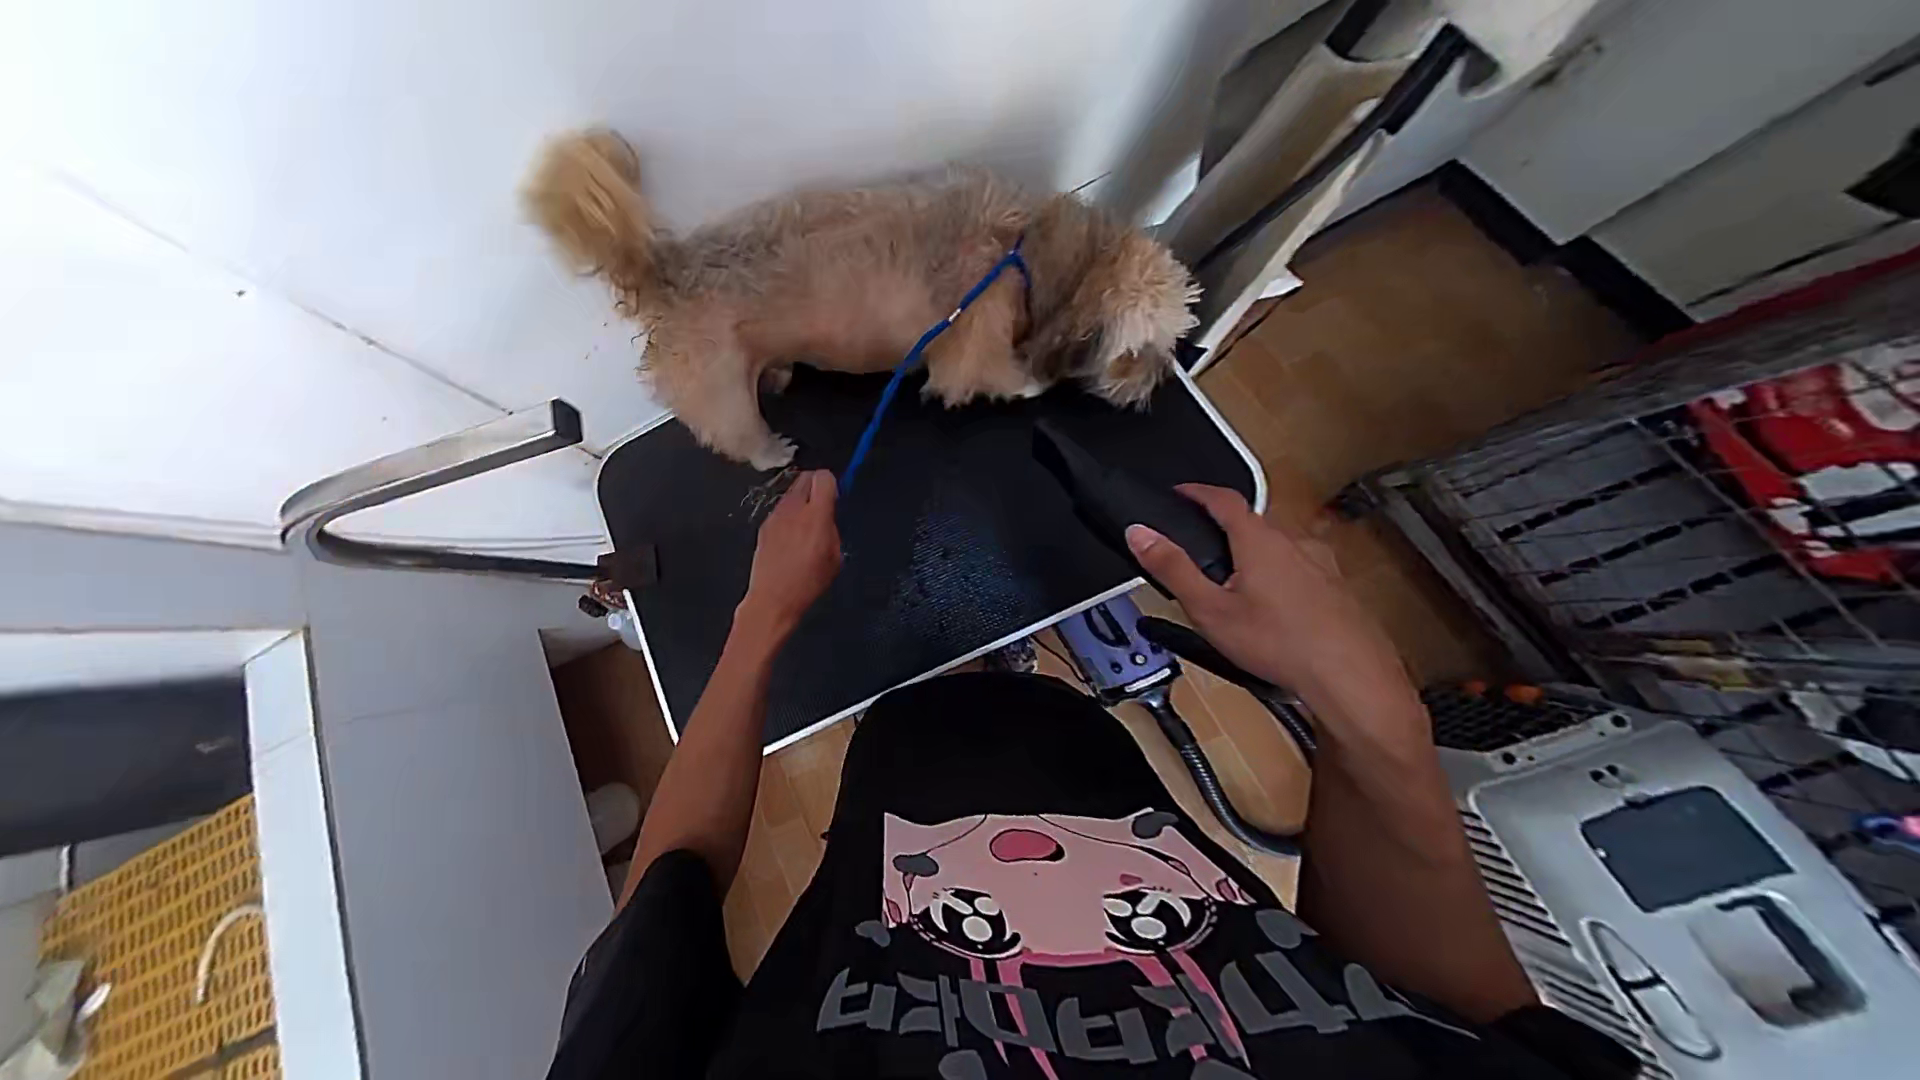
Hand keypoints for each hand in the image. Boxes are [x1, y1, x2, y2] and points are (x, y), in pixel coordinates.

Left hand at [735, 470, 842, 644]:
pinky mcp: (764, 525)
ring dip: (802, 499)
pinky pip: (780, 509)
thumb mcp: (835, 559)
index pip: (824, 478)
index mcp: (816, 517)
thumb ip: (833, 530)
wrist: (772, 599)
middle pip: (806, 477)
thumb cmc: (807, 584)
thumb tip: (829, 518)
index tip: (836, 494)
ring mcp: (776, 516)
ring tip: (807, 523)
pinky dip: (789, 514)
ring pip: (791, 492)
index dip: (833, 483)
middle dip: (816, 485)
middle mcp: (794, 511)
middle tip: (823, 503)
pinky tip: (791, 536)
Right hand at [1125, 485, 1416, 728]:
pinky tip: (1271, 610)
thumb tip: (1140, 533)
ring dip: (1253, 554)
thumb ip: (1171, 567)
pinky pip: (1300, 568)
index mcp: (1260, 540)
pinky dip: (1279, 576)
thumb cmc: (1282, 644)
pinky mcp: (1337, 587)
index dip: (1197, 491)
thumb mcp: (1209, 609)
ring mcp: (1321, 564)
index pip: (1224, 497)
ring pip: (1278, 546)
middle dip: (1224, 527)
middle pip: (1252, 521)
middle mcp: (1295, 543)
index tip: (1181, 492)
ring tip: (1233, 585)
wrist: (1349, 678)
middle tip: (1202, 546)